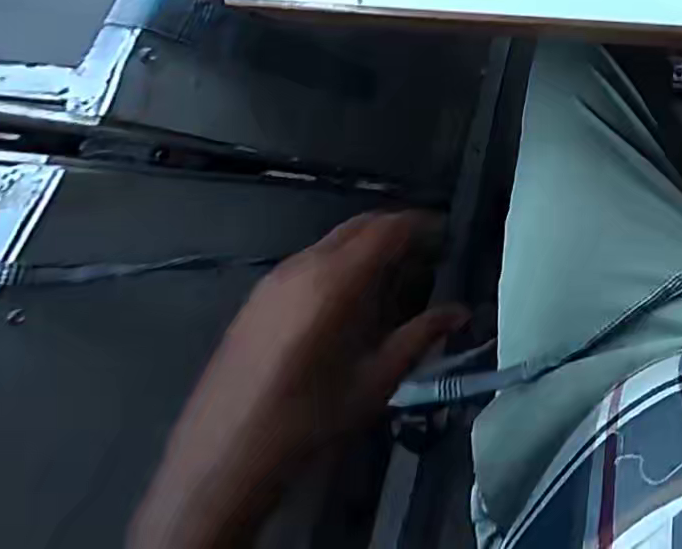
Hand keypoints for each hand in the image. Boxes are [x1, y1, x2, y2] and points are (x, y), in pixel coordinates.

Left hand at [129, 211, 468, 548]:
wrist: (220, 458)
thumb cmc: (308, 420)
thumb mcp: (375, 380)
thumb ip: (421, 337)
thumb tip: (461, 312)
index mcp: (335, 280)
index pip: (387, 228)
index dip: (420, 223)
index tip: (445, 233)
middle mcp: (304, 264)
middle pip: (359, 224)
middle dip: (395, 228)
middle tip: (424, 250)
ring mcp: (275, 276)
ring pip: (333, 239)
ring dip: (366, 243)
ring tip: (391, 274)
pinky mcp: (257, 294)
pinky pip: (310, 258)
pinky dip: (339, 259)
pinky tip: (347, 296)